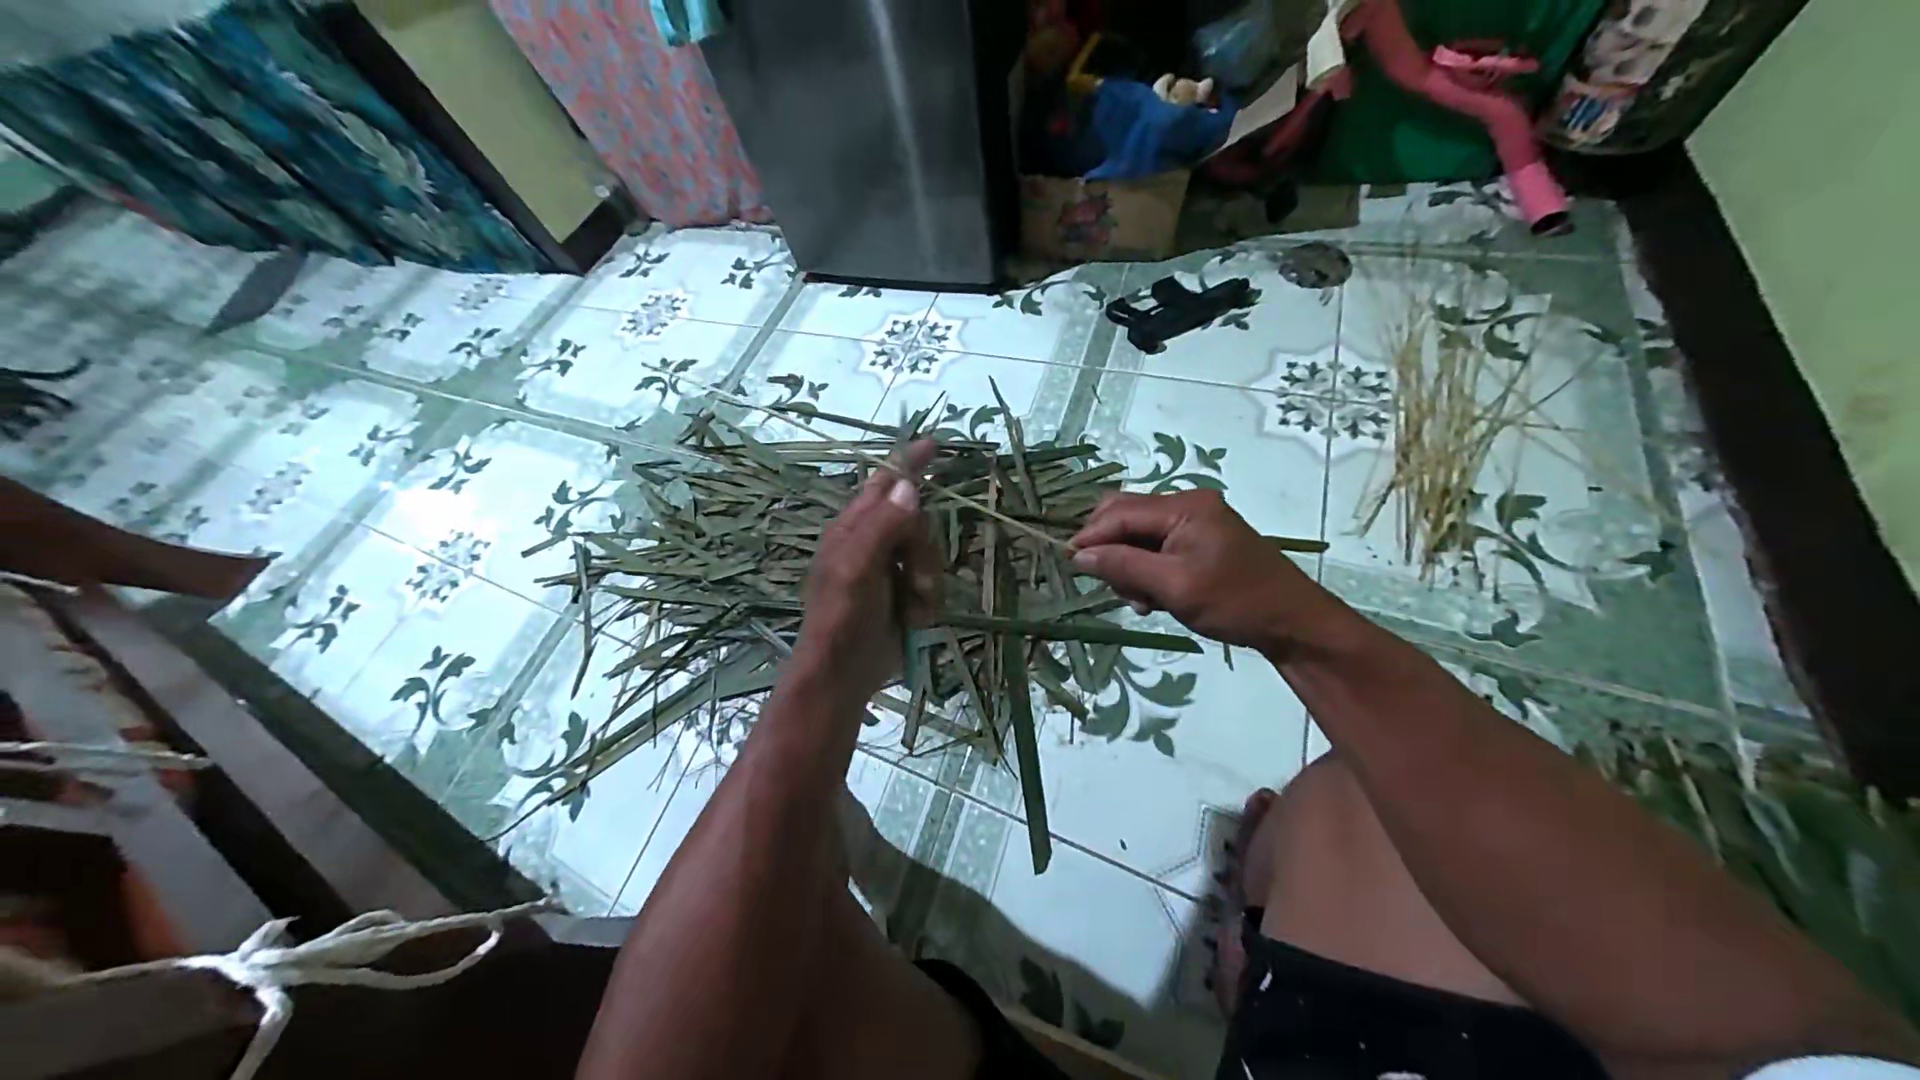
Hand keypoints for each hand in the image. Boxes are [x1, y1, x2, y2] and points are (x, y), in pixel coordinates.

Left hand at [789, 439, 941, 706]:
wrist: (844, 673)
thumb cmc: (842, 618)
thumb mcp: (857, 569)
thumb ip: (882, 527)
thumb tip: (909, 486)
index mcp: (853, 527)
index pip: (884, 482)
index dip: (908, 463)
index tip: (935, 443)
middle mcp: (872, 541)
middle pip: (918, 521)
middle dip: (924, 550)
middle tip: (916, 579)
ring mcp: (889, 568)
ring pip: (930, 553)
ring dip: (928, 581)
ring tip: (913, 608)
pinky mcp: (904, 593)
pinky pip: (933, 582)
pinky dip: (928, 601)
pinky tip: (914, 619)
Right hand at [1069, 489, 1329, 650]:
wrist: (1294, 624)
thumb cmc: (1237, 602)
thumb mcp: (1174, 587)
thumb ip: (1124, 567)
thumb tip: (1077, 556)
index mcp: (1185, 506)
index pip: (1120, 513)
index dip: (1090, 537)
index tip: (1069, 564)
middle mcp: (1187, 505)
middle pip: (1125, 517)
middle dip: (1110, 551)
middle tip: (1115, 588)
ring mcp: (1194, 522)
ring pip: (1136, 536)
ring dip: (1128, 567)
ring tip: (1144, 601)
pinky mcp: (1198, 541)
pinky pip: (1155, 549)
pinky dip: (1146, 572)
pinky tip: (1155, 598)